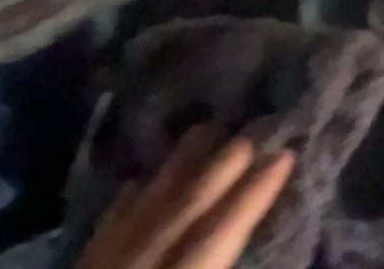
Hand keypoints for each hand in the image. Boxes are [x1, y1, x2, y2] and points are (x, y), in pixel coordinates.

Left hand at [76, 124, 294, 268]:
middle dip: (217, 171)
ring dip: (171, 174)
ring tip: (203, 131)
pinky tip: (138, 184)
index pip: (213, 241)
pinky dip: (122, 208)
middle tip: (254, 127)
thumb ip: (214, 262)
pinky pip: (98, 239)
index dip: (250, 197)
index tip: (286, 155)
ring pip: (135, 219)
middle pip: (175, 219)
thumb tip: (256, 250)